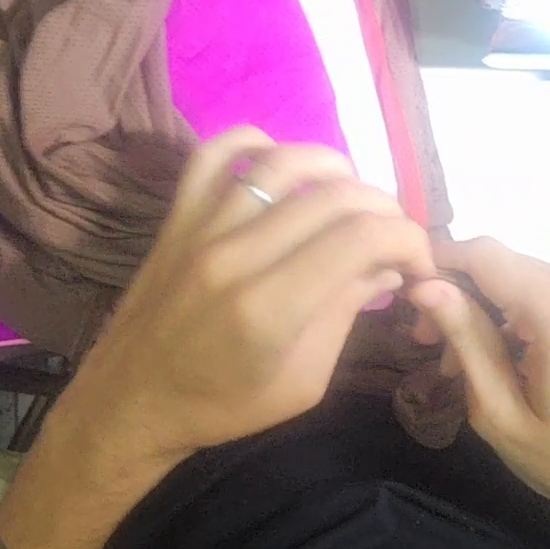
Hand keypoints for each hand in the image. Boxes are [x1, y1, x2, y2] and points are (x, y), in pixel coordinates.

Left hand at [49, 128, 434, 476]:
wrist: (131, 402)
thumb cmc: (221, 406)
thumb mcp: (302, 383)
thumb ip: (345, 315)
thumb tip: (387, 266)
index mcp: (270, 308)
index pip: (362, 238)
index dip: (409, 240)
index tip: (418, 262)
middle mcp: (236, 255)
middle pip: (333, 196)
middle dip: (385, 210)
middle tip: (394, 239)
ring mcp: (201, 228)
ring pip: (283, 162)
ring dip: (336, 170)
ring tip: (352, 199)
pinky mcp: (177, 218)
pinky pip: (214, 154)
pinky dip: (255, 143)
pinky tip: (281, 166)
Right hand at [403, 238, 549, 548]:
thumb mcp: (502, 413)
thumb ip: (465, 341)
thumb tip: (425, 286)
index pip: (484, 254)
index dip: (438, 262)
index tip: (406, 298)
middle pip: (503, 265)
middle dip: (457, 293)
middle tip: (425, 343)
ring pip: (524, 281)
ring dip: (484, 309)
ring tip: (459, 363)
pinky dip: (515, 318)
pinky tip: (500, 361)